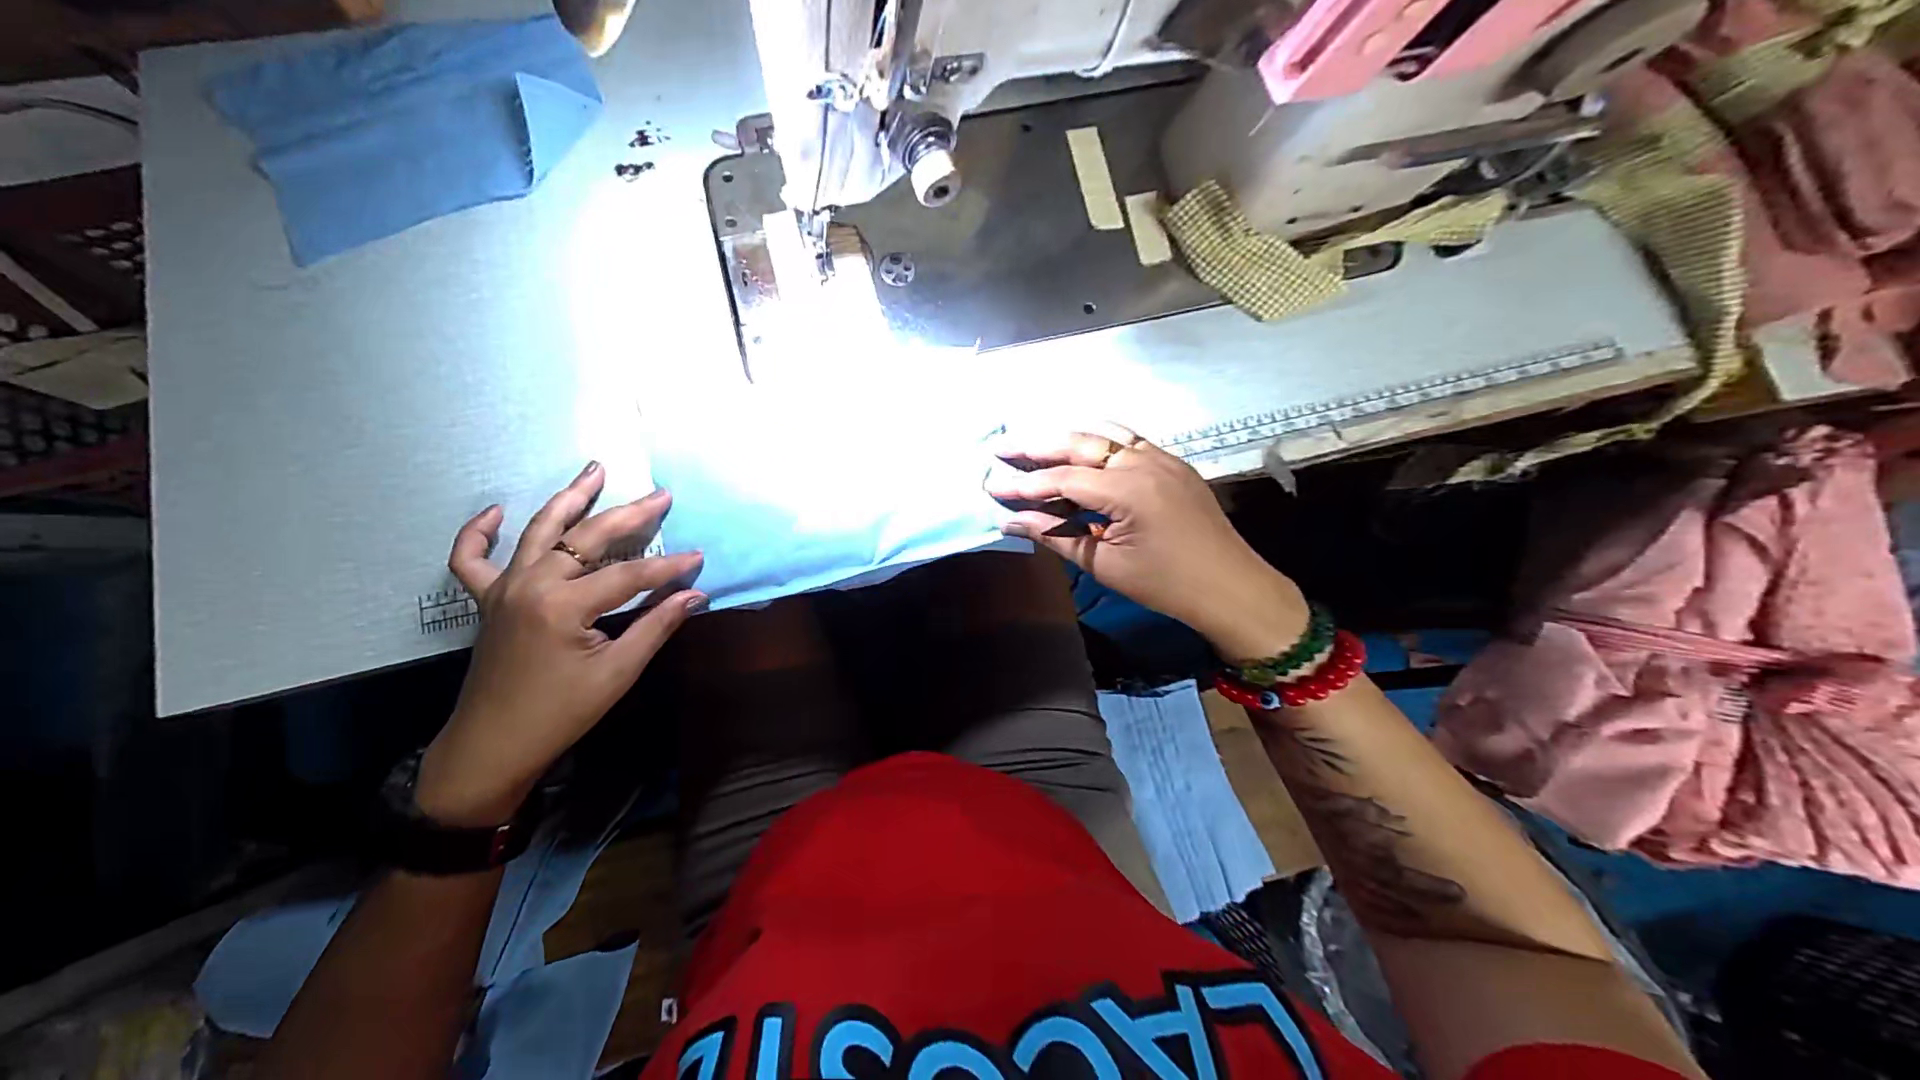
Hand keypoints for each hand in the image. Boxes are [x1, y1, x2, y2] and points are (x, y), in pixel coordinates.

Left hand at [417, 462, 705, 826]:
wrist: (494, 745)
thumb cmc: (561, 713)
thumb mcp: (617, 672)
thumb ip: (656, 627)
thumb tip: (695, 595)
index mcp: (563, 605)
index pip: (630, 574)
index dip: (669, 566)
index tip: (699, 558)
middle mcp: (531, 584)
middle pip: (588, 537)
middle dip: (630, 514)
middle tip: (661, 495)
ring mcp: (504, 588)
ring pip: (538, 530)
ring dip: (568, 498)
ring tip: (593, 470)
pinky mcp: (487, 599)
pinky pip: (471, 558)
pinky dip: (478, 532)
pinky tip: (496, 512)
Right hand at [985, 429, 1307, 658]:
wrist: (1231, 586)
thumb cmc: (1165, 584)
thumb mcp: (1105, 564)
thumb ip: (1056, 536)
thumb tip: (1011, 520)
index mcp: (1126, 490)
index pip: (1062, 478)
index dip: (1025, 484)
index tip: (993, 486)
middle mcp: (1143, 462)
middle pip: (1079, 443)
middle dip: (1038, 445)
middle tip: (1002, 448)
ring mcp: (1162, 457)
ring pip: (1105, 433)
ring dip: (1068, 436)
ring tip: (1036, 443)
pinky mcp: (1174, 462)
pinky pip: (1130, 439)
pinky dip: (1100, 438)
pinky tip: (1083, 446)